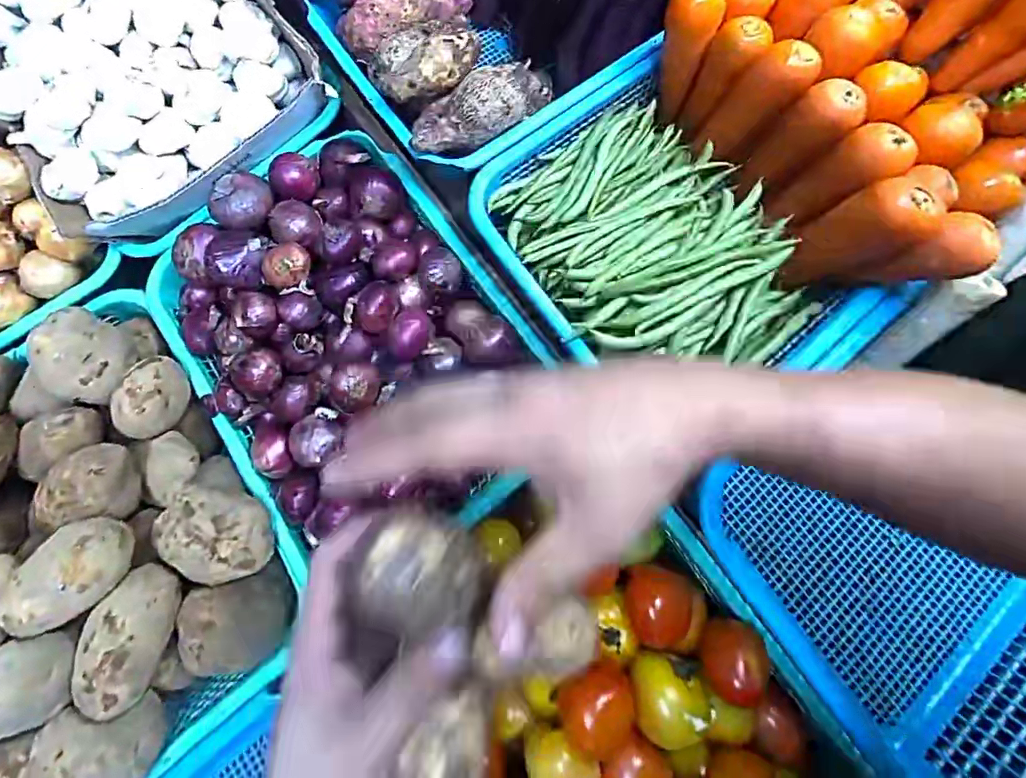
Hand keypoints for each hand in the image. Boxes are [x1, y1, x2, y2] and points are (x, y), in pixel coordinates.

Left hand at [269, 517, 468, 777]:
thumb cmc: (321, 776)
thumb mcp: (367, 735)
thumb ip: (413, 687)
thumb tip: (463, 634)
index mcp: (316, 640)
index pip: (329, 563)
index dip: (359, 527)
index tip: (404, 509)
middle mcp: (333, 642)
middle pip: (361, 578)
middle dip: (399, 552)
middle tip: (446, 536)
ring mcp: (351, 666)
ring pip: (382, 609)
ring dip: (415, 588)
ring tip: (458, 570)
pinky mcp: (367, 688)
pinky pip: (397, 642)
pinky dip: (423, 626)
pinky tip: (455, 624)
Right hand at [324, 360, 757, 666]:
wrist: (695, 399)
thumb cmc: (644, 464)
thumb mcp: (596, 529)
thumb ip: (541, 582)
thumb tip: (494, 650)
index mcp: (510, 429)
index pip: (426, 443)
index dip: (376, 459)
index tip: (330, 474)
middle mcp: (508, 394)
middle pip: (430, 406)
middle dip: (381, 428)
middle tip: (339, 453)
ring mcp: (529, 378)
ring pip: (452, 388)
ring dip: (410, 408)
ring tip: (379, 428)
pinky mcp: (546, 375)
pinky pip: (475, 383)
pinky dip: (442, 399)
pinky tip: (450, 411)